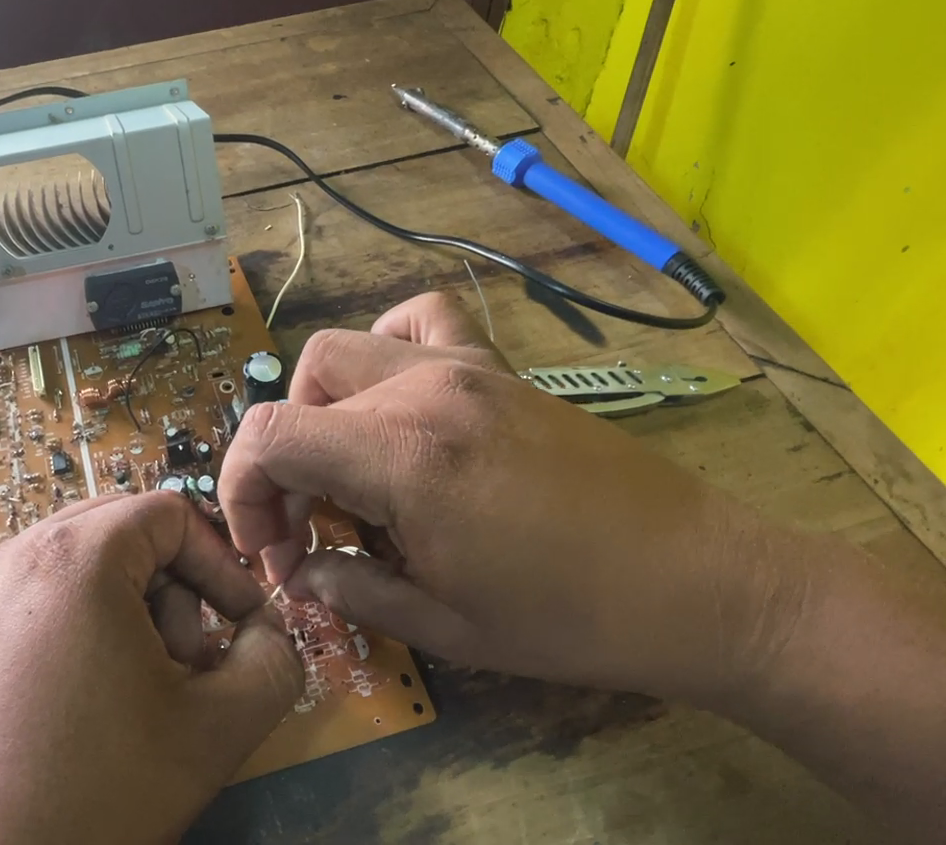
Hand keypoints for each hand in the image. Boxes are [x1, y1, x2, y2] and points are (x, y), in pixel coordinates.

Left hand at [0, 491, 302, 844]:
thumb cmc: (95, 791)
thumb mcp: (213, 729)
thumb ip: (273, 663)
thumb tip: (270, 631)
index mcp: (75, 553)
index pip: (170, 513)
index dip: (220, 564)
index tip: (241, 625)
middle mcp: (19, 552)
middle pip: (126, 531)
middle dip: (175, 587)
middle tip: (189, 664)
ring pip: (86, 562)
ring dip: (132, 607)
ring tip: (142, 688)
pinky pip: (43, 594)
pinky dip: (85, 624)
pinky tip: (90, 698)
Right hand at [219, 292, 799, 701]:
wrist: (702, 582)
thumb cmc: (573, 617)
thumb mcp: (447, 625)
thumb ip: (351, 589)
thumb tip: (300, 570)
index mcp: (402, 455)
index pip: (271, 435)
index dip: (244, 491)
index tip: (273, 550)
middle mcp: (422, 390)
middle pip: (299, 394)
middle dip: (281, 463)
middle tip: (311, 528)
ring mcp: (464, 367)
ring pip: (343, 350)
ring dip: (322, 409)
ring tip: (352, 468)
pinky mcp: (498, 366)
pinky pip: (421, 320)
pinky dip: (388, 347)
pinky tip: (401, 399)